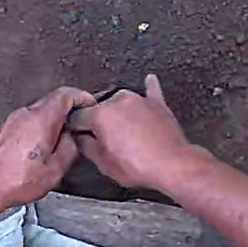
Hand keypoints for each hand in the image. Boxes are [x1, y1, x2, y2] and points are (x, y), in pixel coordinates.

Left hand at [0, 87, 96, 214]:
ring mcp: (11, 121)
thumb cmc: (15, 180)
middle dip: (67, 112)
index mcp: (41, 118)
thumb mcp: (55, 168)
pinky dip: (36, 131)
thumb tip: (73, 137)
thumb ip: (70, 147)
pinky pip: (25, 124)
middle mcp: (25, 114)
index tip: (90, 105)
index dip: (82, 97)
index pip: (66, 94)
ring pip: (37, 113)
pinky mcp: (2, 131)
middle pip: (51, 102)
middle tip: (77, 128)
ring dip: (51, 123)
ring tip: (57, 145)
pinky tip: (37, 151)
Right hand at [66, 75, 198, 190]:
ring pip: (120, 101)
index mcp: (100, 114)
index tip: (78, 134)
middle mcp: (118, 100)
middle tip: (105, 140)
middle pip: (99, 108)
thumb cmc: (139, 165)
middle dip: (98, 121)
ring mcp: (139, 100)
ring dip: (118, 112)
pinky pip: (150, 91)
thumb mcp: (102, 163)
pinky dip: (147, 88)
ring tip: (124, 131)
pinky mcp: (156, 104)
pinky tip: (148, 81)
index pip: (78, 116)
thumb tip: (81, 138)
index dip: (76, 128)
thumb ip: (86, 145)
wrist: (172, 164)